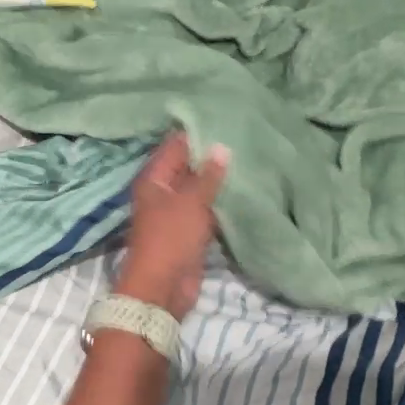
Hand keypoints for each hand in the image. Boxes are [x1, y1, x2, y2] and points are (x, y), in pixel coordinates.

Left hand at [116, 132, 228, 320]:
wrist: (163, 287)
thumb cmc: (170, 239)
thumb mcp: (189, 202)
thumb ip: (207, 175)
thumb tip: (221, 147)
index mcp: (153, 180)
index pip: (174, 147)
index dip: (195, 133)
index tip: (223, 117)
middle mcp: (162, 193)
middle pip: (187, 167)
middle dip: (211, 155)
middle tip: (245, 135)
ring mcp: (175, 214)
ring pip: (199, 190)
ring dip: (219, 180)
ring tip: (251, 157)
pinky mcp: (189, 233)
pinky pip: (207, 211)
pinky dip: (222, 203)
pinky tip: (246, 190)